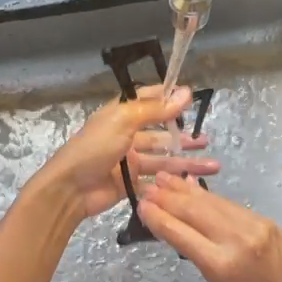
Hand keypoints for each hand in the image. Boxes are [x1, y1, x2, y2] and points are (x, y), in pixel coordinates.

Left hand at [31, 86, 219, 219]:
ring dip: (185, 163)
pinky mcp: (129, 184)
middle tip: (206, 141)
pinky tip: (191, 183)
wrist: (70, 189)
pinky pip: (154, 182)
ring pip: (162, 161)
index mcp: (121, 115)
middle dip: (183, 138)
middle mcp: (126, 136)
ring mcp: (128, 162)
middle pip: (160, 135)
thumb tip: (185, 92)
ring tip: (211, 166)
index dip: (169, 100)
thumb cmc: (93, 148)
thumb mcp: (124, 121)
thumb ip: (155, 109)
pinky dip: (171, 183)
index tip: (193, 100)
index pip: (149, 101)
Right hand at [138, 172, 281, 281]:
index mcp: (220, 264)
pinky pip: (228, 204)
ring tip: (165, 179)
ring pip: (210, 203)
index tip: (142, 206)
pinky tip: (193, 189)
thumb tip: (177, 229)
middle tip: (148, 187)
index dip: (158, 218)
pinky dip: (207, 197)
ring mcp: (252, 226)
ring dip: (184, 190)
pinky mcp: (262, 219)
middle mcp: (235, 240)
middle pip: (194, 212)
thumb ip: (199, 254)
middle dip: (168, 198)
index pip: (181, 234)